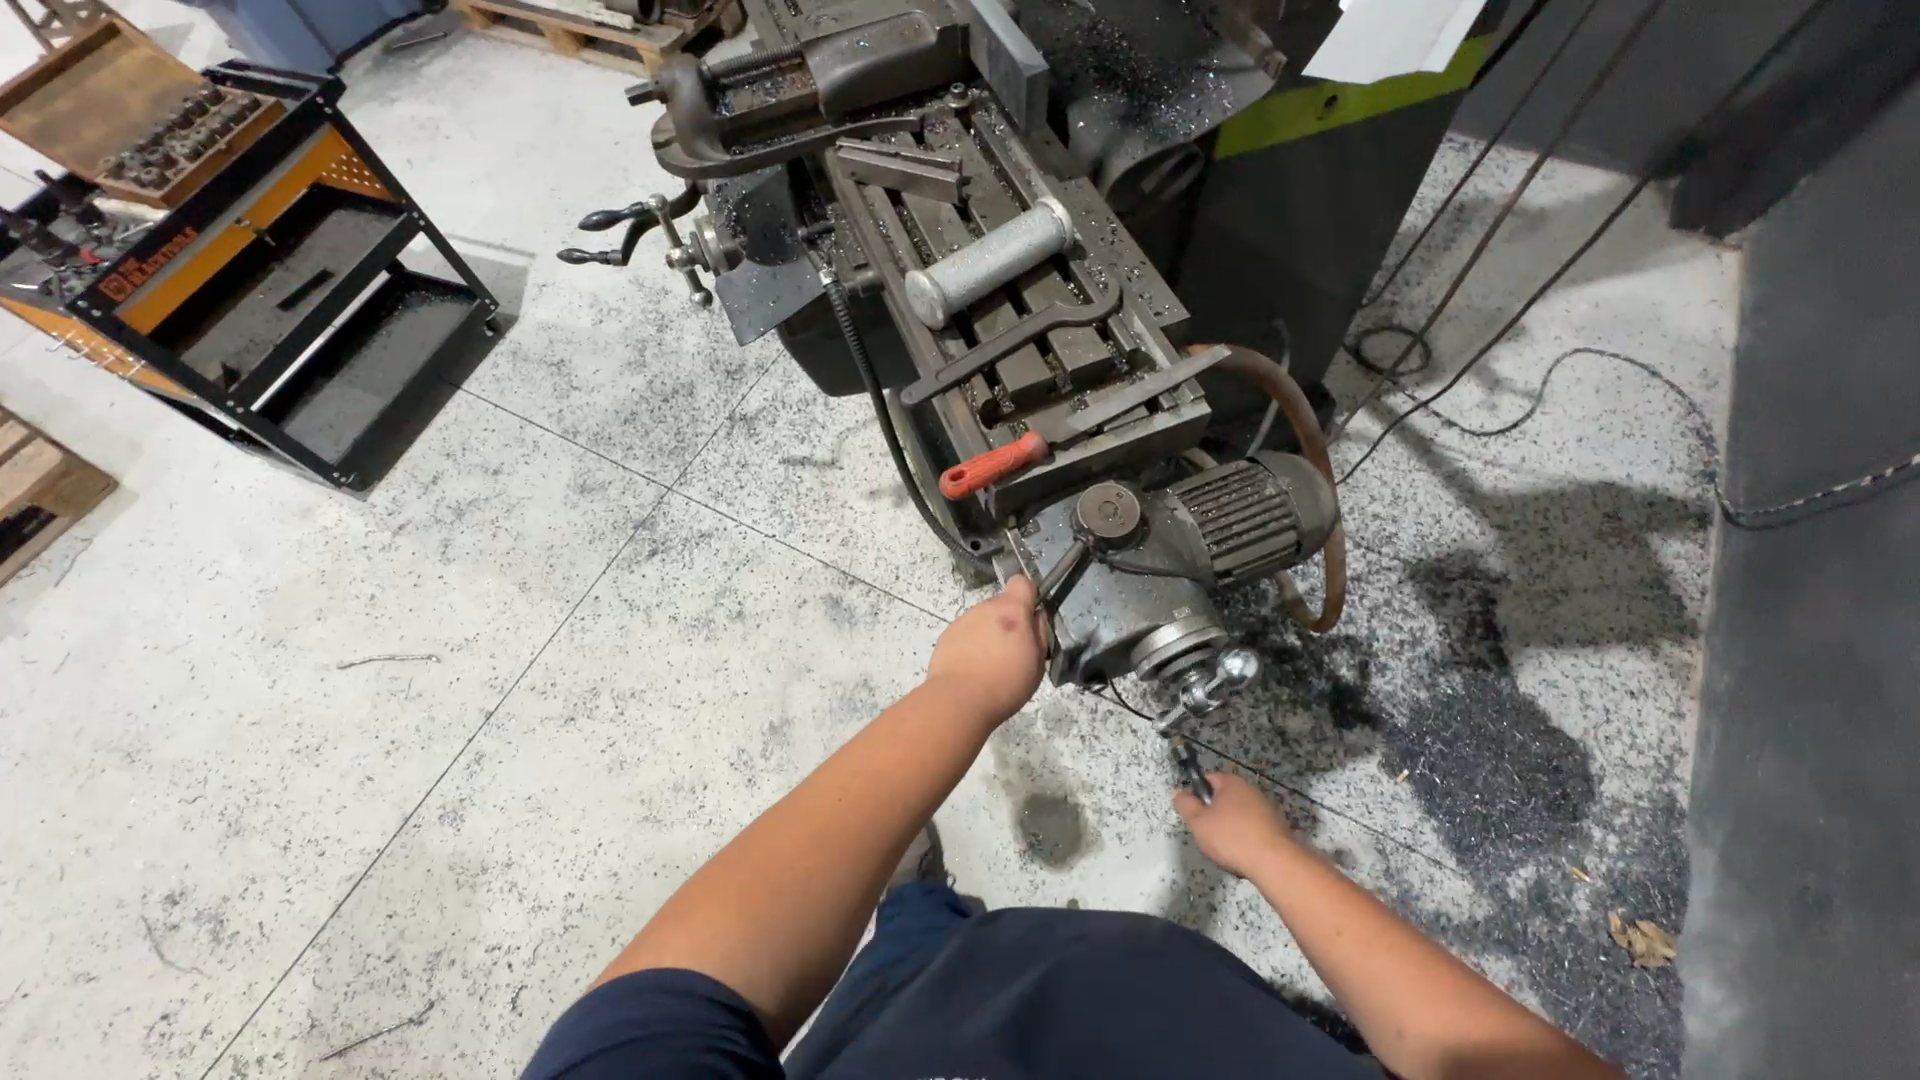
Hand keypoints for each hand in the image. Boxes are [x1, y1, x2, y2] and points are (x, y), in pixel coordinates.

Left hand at [925, 575, 1047, 726]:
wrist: (959, 700)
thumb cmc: (1007, 683)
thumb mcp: (1037, 662)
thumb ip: (1039, 633)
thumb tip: (1037, 615)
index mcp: (1012, 610)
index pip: (1022, 582)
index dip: (1028, 596)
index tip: (1030, 616)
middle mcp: (985, 608)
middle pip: (1001, 604)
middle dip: (1008, 621)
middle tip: (1012, 651)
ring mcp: (963, 620)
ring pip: (982, 619)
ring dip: (988, 633)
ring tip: (989, 664)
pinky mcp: (946, 635)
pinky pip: (965, 633)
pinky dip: (970, 645)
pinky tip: (971, 669)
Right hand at [1174, 772, 1294, 877]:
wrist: (1274, 863)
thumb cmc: (1231, 837)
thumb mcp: (1198, 821)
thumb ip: (1184, 804)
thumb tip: (1179, 793)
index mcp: (1232, 783)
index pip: (1207, 779)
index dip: (1196, 795)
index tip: (1193, 815)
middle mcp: (1251, 790)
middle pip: (1223, 799)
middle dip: (1213, 815)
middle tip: (1207, 834)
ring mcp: (1267, 809)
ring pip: (1238, 816)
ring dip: (1229, 829)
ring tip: (1225, 849)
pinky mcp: (1277, 828)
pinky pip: (1253, 830)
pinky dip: (1246, 839)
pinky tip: (1243, 855)